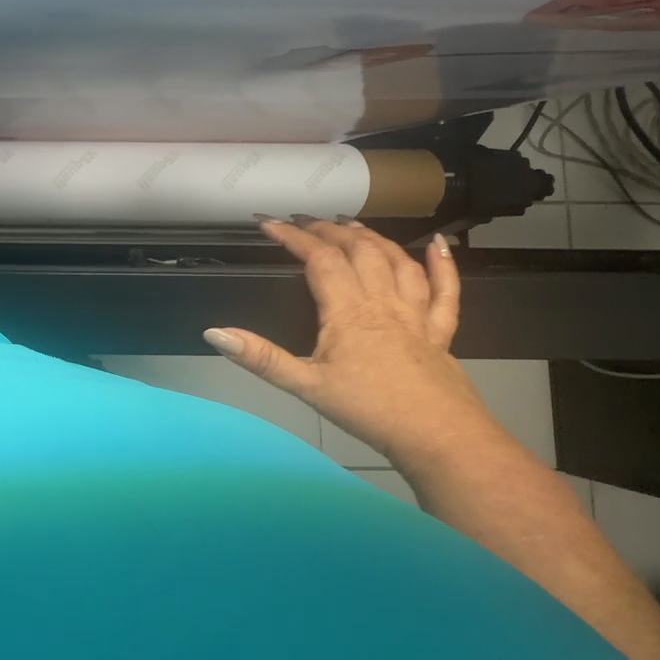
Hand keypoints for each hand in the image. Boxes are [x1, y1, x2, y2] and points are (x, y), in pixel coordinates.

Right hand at [203, 218, 507, 469]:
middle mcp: (384, 304)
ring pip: (397, 263)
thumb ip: (260, 357)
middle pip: (359, 252)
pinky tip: (439, 244)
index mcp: (349, 313)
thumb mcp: (305, 386)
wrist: (442, 440)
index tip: (269, 223)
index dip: (294, 237)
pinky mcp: (440, 333)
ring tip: (352, 224)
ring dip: (373, 238)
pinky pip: (445, 291)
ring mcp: (417, 316)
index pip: (320, 260)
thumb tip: (214, 333)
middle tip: (305, 220)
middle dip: (329, 230)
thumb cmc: (370, 410)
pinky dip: (442, 263)